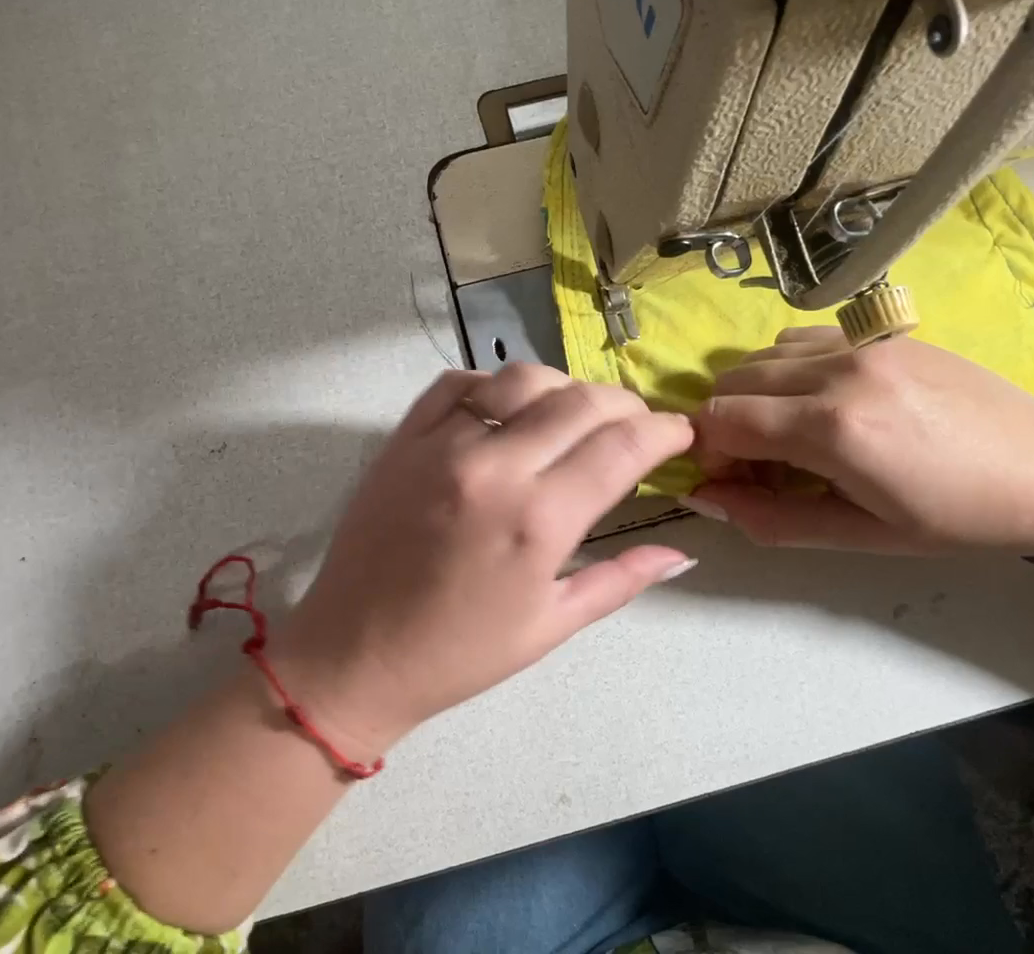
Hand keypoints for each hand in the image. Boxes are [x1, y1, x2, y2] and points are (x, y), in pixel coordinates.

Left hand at [268, 366, 694, 757]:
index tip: (680, 433)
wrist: (353, 655)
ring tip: (574, 414)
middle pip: (581, 401)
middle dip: (625, 405)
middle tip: (636, 425)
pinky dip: (494, 384)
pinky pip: (458, 382)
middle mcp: (494, 467)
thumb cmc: (458, 654)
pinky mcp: (402, 438)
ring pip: (522, 378)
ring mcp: (442, 445)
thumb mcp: (550, 626)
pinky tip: (507, 409)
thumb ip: (621, 580)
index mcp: (538, 520)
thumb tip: (679, 552)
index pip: (622, 446)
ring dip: (564, 387)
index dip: (664, 431)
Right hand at [686, 328, 1033, 554]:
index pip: (722, 421)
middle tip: (759, 466)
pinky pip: (802, 339)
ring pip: (762, 355)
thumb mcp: (859, 536)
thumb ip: (771, 518)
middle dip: (725, 426)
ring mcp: (862, 343)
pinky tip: (819, 401)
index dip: (708, 454)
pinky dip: (787, 369)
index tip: (728, 482)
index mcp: (834, 429)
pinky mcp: (881, 332)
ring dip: (753, 395)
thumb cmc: (954, 519)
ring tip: (789, 433)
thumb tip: (704, 498)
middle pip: (732, 382)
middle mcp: (839, 372)